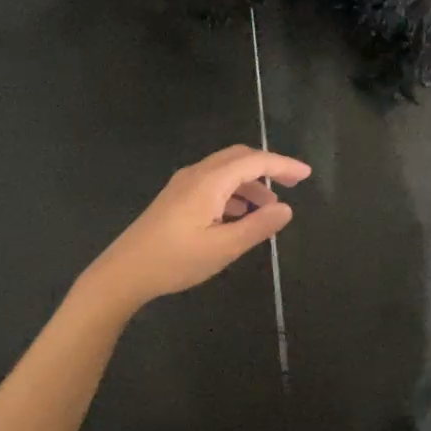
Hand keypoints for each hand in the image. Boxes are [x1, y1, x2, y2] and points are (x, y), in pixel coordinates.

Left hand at [74, 145, 311, 313]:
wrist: (124, 273)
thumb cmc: (175, 261)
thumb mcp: (223, 248)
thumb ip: (257, 227)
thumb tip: (286, 209)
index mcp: (209, 182)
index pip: (254, 162)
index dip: (283, 165)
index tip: (306, 175)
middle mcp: (196, 175)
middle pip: (239, 158)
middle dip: (268, 168)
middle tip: (293, 185)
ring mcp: (183, 185)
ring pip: (225, 171)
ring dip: (250, 184)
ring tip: (269, 210)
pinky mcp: (176, 198)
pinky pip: (213, 183)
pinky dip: (234, 192)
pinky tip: (240, 216)